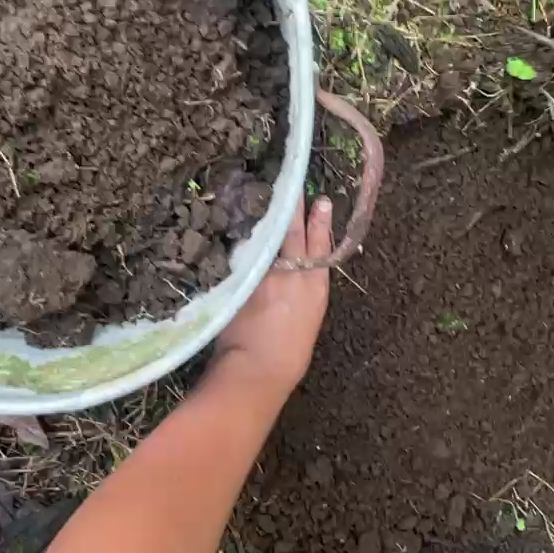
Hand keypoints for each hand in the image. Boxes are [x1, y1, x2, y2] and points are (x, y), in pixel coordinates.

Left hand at [209, 197, 332, 393]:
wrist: (257, 371)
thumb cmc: (286, 355)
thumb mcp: (307, 318)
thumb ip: (302, 289)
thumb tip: (294, 268)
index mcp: (316, 287)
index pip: (321, 245)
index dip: (321, 221)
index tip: (321, 200)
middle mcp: (294, 274)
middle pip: (294, 231)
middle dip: (294, 205)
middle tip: (292, 181)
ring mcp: (266, 273)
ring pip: (267, 235)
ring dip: (265, 214)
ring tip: (260, 191)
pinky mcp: (242, 278)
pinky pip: (242, 249)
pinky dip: (240, 235)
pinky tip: (232, 218)